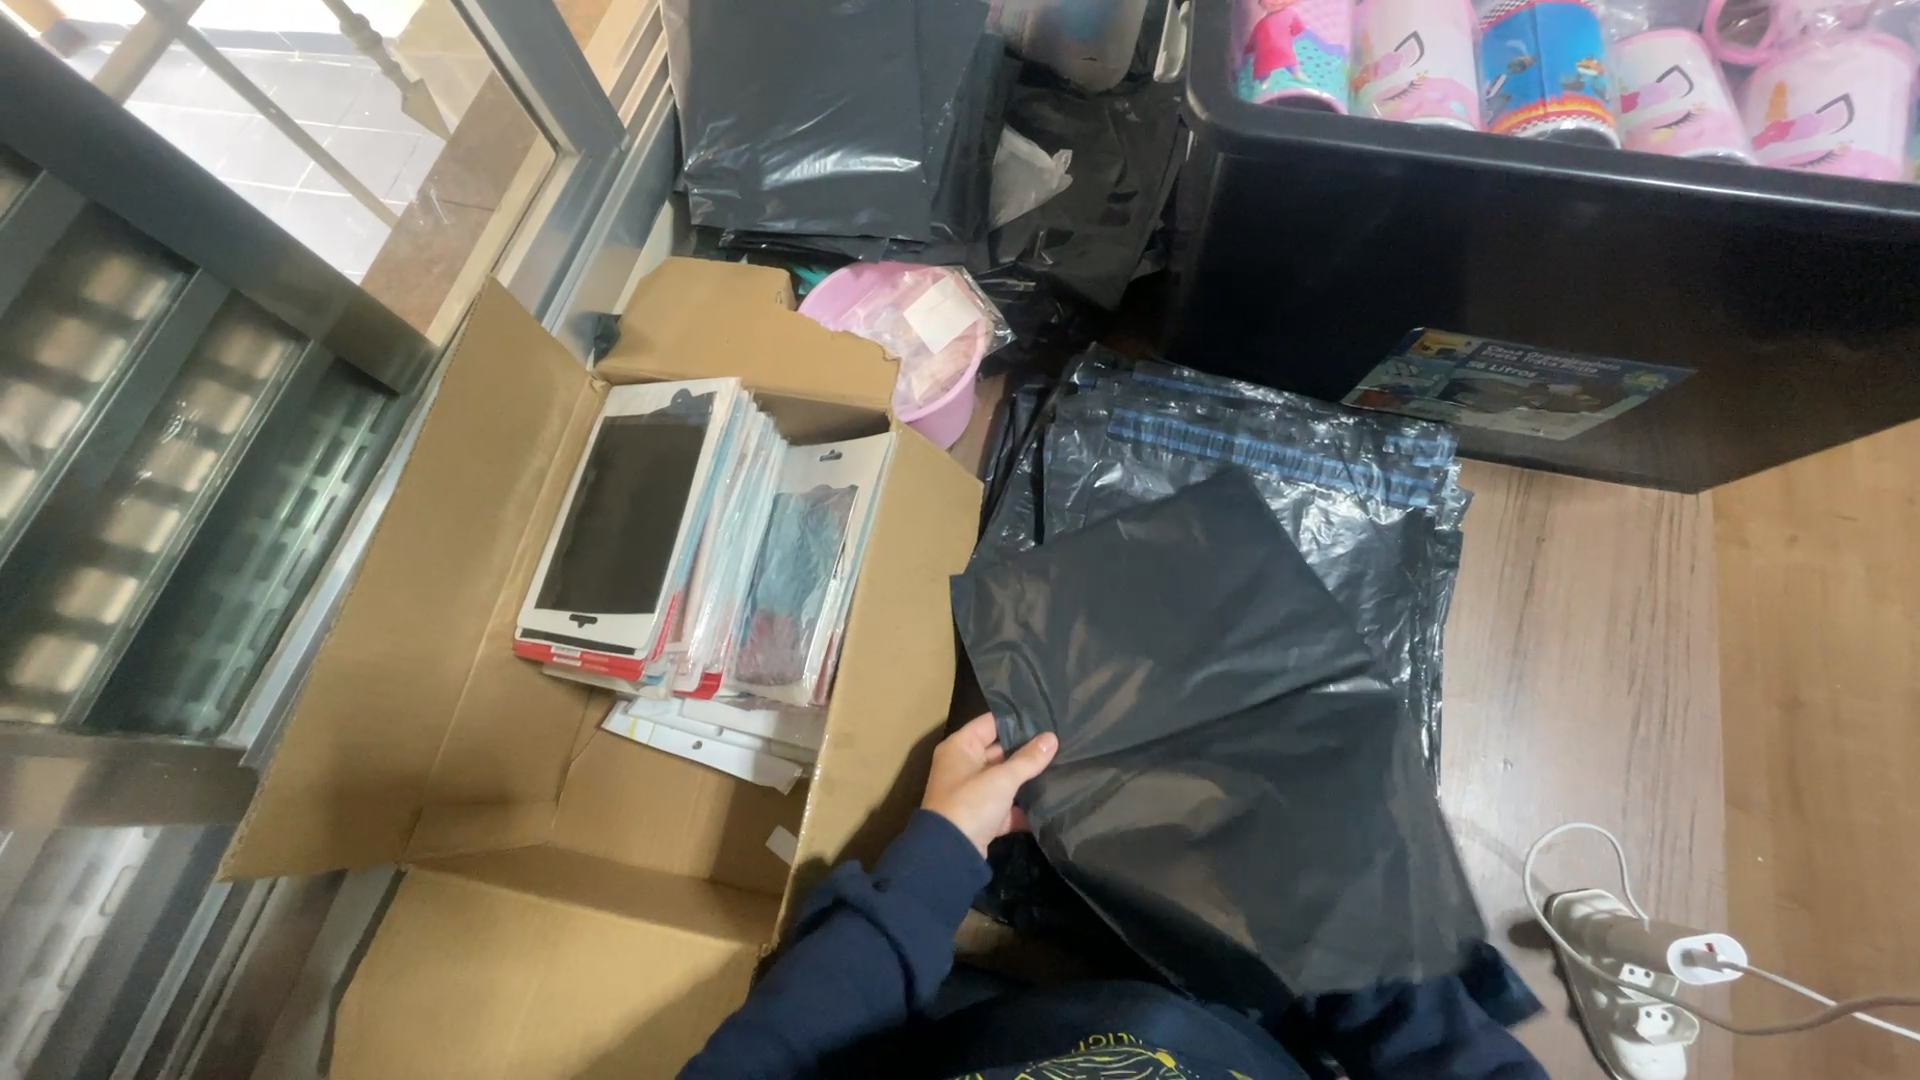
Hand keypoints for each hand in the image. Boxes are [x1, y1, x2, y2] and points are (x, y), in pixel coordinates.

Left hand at [922, 714, 1058, 856]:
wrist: (949, 854)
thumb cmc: (971, 803)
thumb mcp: (1002, 778)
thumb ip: (1028, 759)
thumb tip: (1052, 738)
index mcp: (960, 747)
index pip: (990, 723)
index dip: (1016, 720)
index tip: (1045, 717)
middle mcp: (963, 766)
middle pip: (999, 751)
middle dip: (1026, 751)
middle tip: (1060, 743)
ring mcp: (972, 793)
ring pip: (1004, 780)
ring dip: (1027, 780)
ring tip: (1061, 768)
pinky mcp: (982, 818)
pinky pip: (1006, 807)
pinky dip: (1023, 808)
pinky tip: (1051, 803)